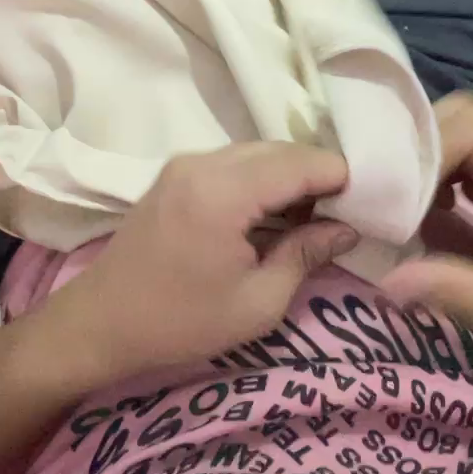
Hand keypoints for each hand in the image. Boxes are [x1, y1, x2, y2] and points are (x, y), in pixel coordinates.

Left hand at [36, 143, 358, 382]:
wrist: (101, 323)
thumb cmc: (181, 322)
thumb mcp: (257, 302)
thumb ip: (305, 255)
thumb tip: (346, 228)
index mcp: (223, 191)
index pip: (301, 162)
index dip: (342, 178)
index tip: (371, 205)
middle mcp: (203, 162)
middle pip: (280, 149)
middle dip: (318, 175)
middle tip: (345, 215)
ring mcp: (184, 163)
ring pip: (257, 152)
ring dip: (289, 176)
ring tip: (313, 218)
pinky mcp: (175, 173)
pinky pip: (233, 162)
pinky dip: (261, 179)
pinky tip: (273, 215)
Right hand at [380, 93, 472, 360]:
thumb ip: (453, 289)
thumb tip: (387, 279)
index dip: (427, 155)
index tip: (397, 196)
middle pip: (463, 113)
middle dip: (417, 145)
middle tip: (389, 189)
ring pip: (457, 124)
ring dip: (422, 154)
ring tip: (402, 196)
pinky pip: (460, 147)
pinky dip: (433, 166)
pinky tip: (424, 205)